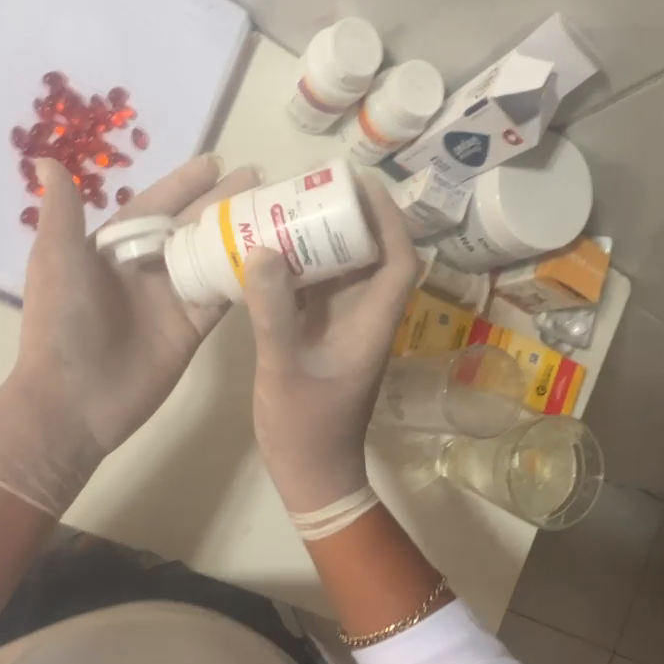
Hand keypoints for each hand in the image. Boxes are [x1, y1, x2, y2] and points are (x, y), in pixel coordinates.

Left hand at [0, 154, 258, 513]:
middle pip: (191, 229)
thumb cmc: (61, 325)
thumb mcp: (55, 261)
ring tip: (278, 212)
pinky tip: (273, 260)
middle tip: (262, 180)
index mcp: (112, 249)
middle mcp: (145, 270)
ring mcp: (171, 301)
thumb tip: (48, 160)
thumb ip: (63, 214)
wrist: (74, 401)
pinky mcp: (191, 330)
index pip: (154, 208)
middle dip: (224, 204)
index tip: (215, 163)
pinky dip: (245, 280)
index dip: (183, 185)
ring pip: (212, 259)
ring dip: (241, 236)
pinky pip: (222, 298)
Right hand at [240, 174, 420, 515]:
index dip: (388, 221)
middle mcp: (362, 321)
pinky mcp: (319, 341)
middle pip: (371, 259)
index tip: (360, 186)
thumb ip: (274, 314)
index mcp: (370, 326)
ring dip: (322, 242)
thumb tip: (264, 249)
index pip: (398, 262)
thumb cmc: (306, 430)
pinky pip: (315, 294)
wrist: (311, 476)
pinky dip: (298, 271)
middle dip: (349, 220)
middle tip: (310, 188)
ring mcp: (342, 331)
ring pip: (342, 274)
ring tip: (286, 208)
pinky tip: (267, 252)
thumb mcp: (285, 371)